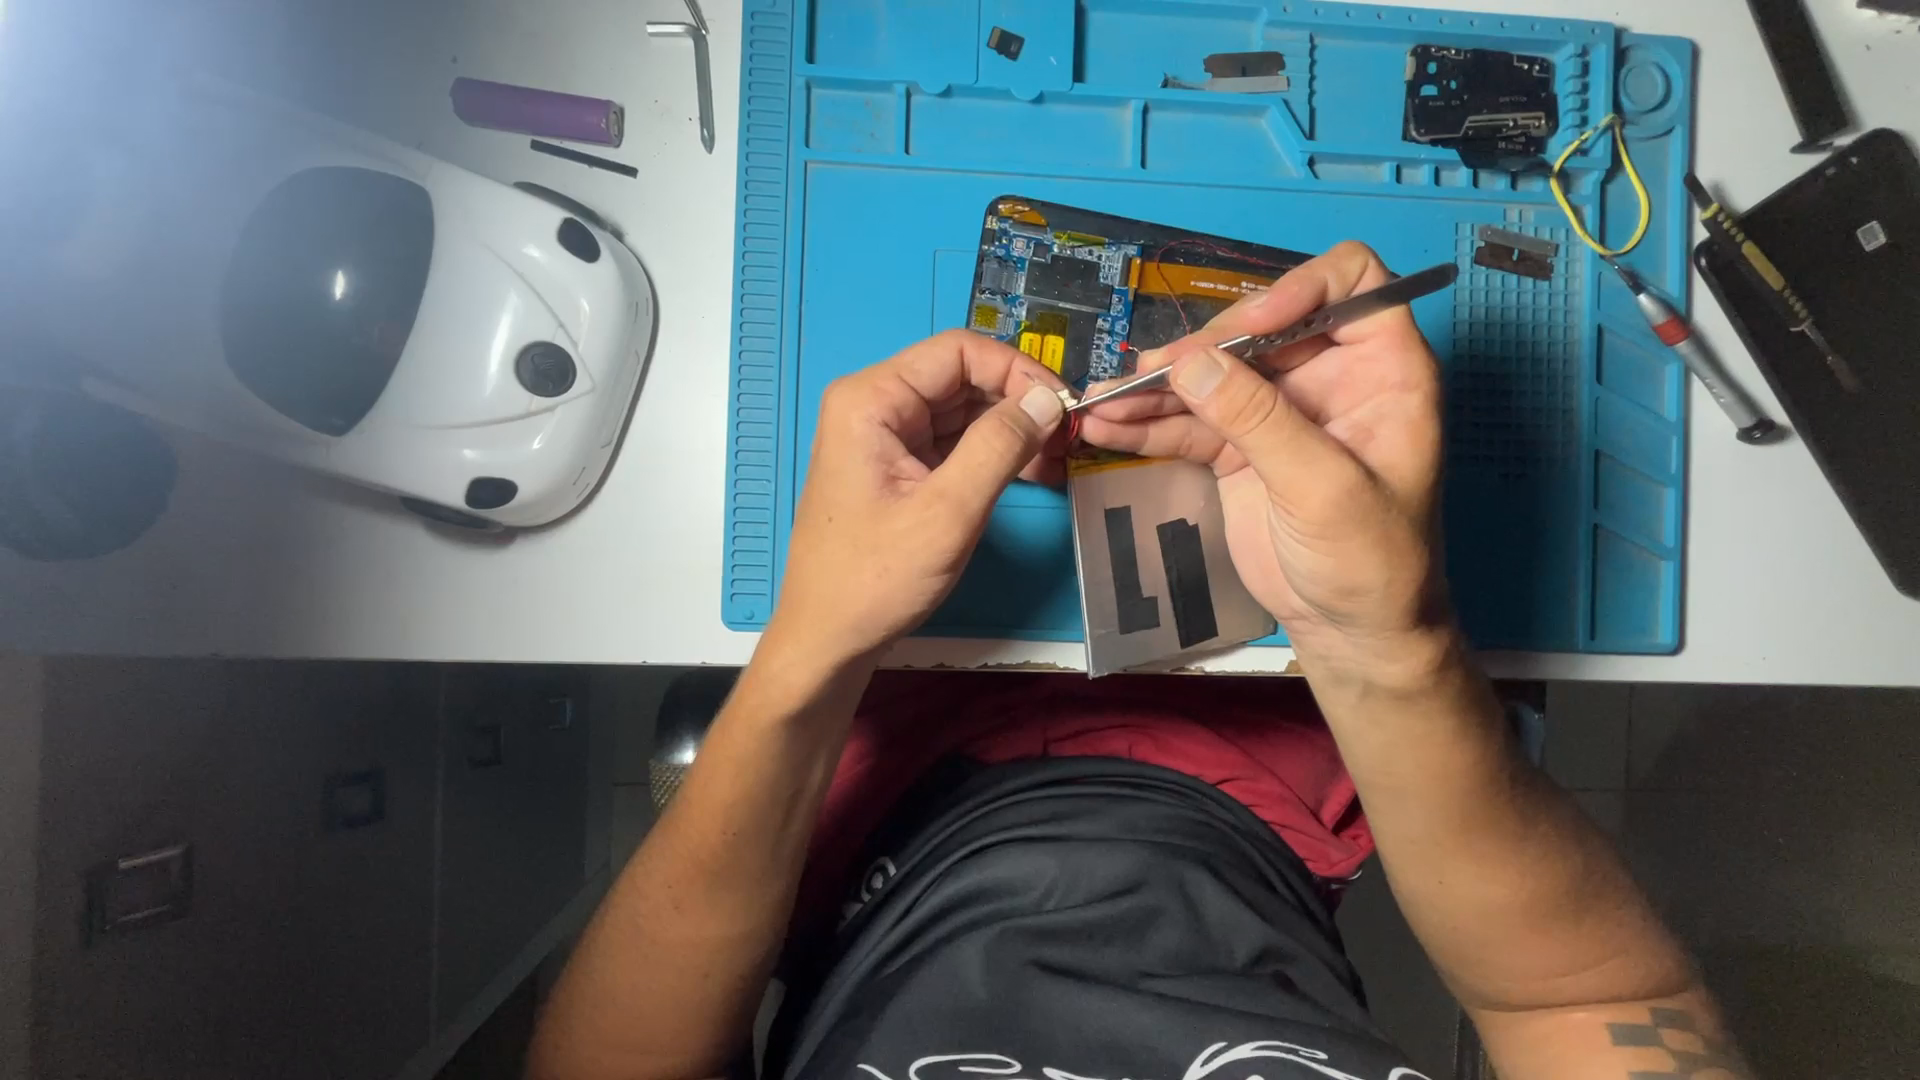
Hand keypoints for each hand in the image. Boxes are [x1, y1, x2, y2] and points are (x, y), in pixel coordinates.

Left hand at [767, 329, 1068, 669]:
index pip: (958, 351)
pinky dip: (992, 455)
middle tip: (1069, 439)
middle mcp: (874, 406)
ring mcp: (884, 438)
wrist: (829, 638)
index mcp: (872, 399)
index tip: (1063, 406)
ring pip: (962, 412)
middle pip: (961, 378)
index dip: (1017, 370)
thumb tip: (1047, 400)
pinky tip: (1031, 473)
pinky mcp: (896, 468)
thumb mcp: (947, 512)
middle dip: (1018, 403)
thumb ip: (1000, 447)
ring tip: (1058, 460)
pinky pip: (952, 445)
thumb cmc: (878, 578)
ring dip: (1011, 431)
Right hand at [1079, 242, 1452, 685]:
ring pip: (1210, 378)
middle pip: (1258, 330)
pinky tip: (1106, 427)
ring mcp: (1274, 414)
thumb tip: (1190, 365)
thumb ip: (1259, 421)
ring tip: (1104, 401)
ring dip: (1156, 388)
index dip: (1297, 292)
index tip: (1245, 331)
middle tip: (1154, 373)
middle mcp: (1324, 379)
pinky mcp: (1235, 450)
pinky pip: (1186, 423)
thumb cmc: (1371, 559)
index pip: (1350, 285)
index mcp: (1380, 371)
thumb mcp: (1323, 487)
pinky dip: (1146, 425)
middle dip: (1201, 349)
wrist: (1347, 627)